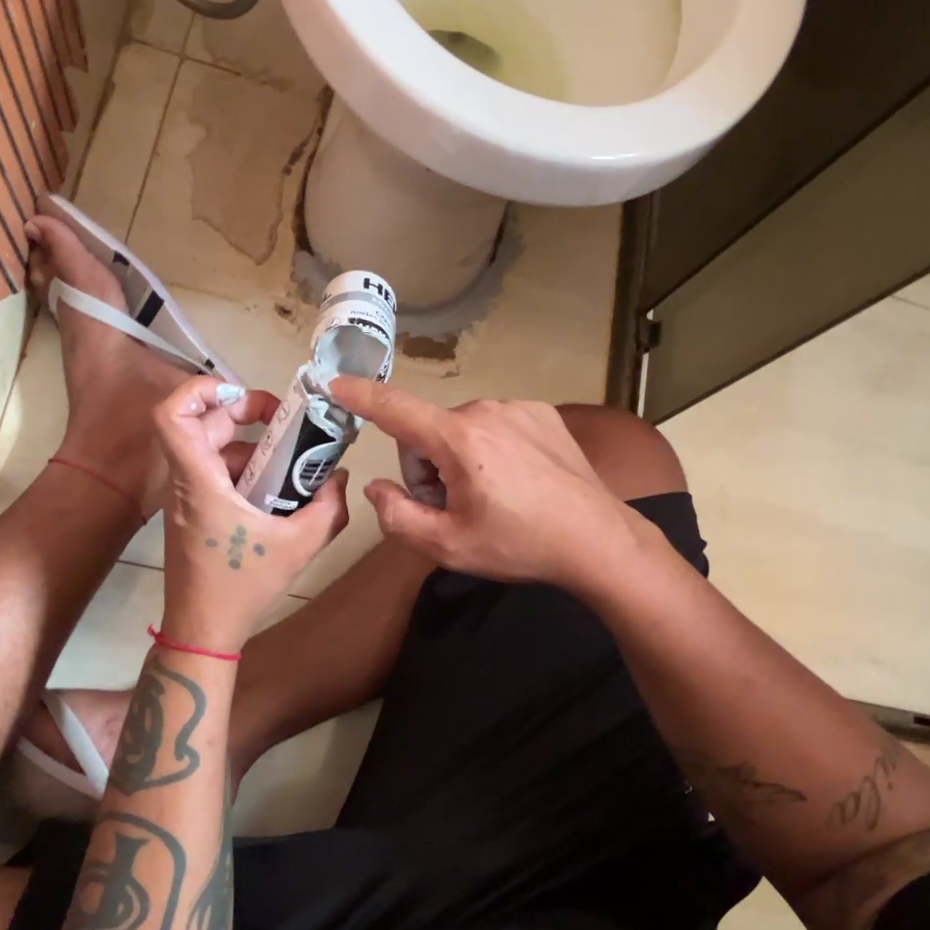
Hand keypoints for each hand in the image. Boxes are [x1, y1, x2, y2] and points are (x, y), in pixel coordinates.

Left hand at [153, 377, 350, 652]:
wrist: (202, 631)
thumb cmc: (241, 588)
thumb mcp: (298, 547)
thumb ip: (327, 509)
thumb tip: (339, 479)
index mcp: (200, 482)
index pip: (172, 415)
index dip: (199, 390)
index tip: (241, 394)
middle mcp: (186, 482)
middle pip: (200, 424)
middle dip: (242, 412)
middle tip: (282, 421)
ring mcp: (186, 498)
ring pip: (208, 448)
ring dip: (247, 442)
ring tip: (288, 457)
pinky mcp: (193, 513)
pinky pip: (213, 472)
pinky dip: (243, 467)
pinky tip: (276, 487)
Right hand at [327, 377, 635, 589]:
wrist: (596, 540)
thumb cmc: (519, 545)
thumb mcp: (447, 546)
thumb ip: (397, 516)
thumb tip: (377, 487)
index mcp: (460, 440)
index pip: (396, 409)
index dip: (360, 396)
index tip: (332, 382)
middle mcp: (487, 411)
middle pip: (429, 432)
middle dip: (429, 467)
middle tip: (456, 509)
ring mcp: (520, 408)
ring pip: (462, 430)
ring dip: (461, 459)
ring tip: (493, 499)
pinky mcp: (544, 414)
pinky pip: (496, 426)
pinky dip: (492, 450)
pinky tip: (518, 483)